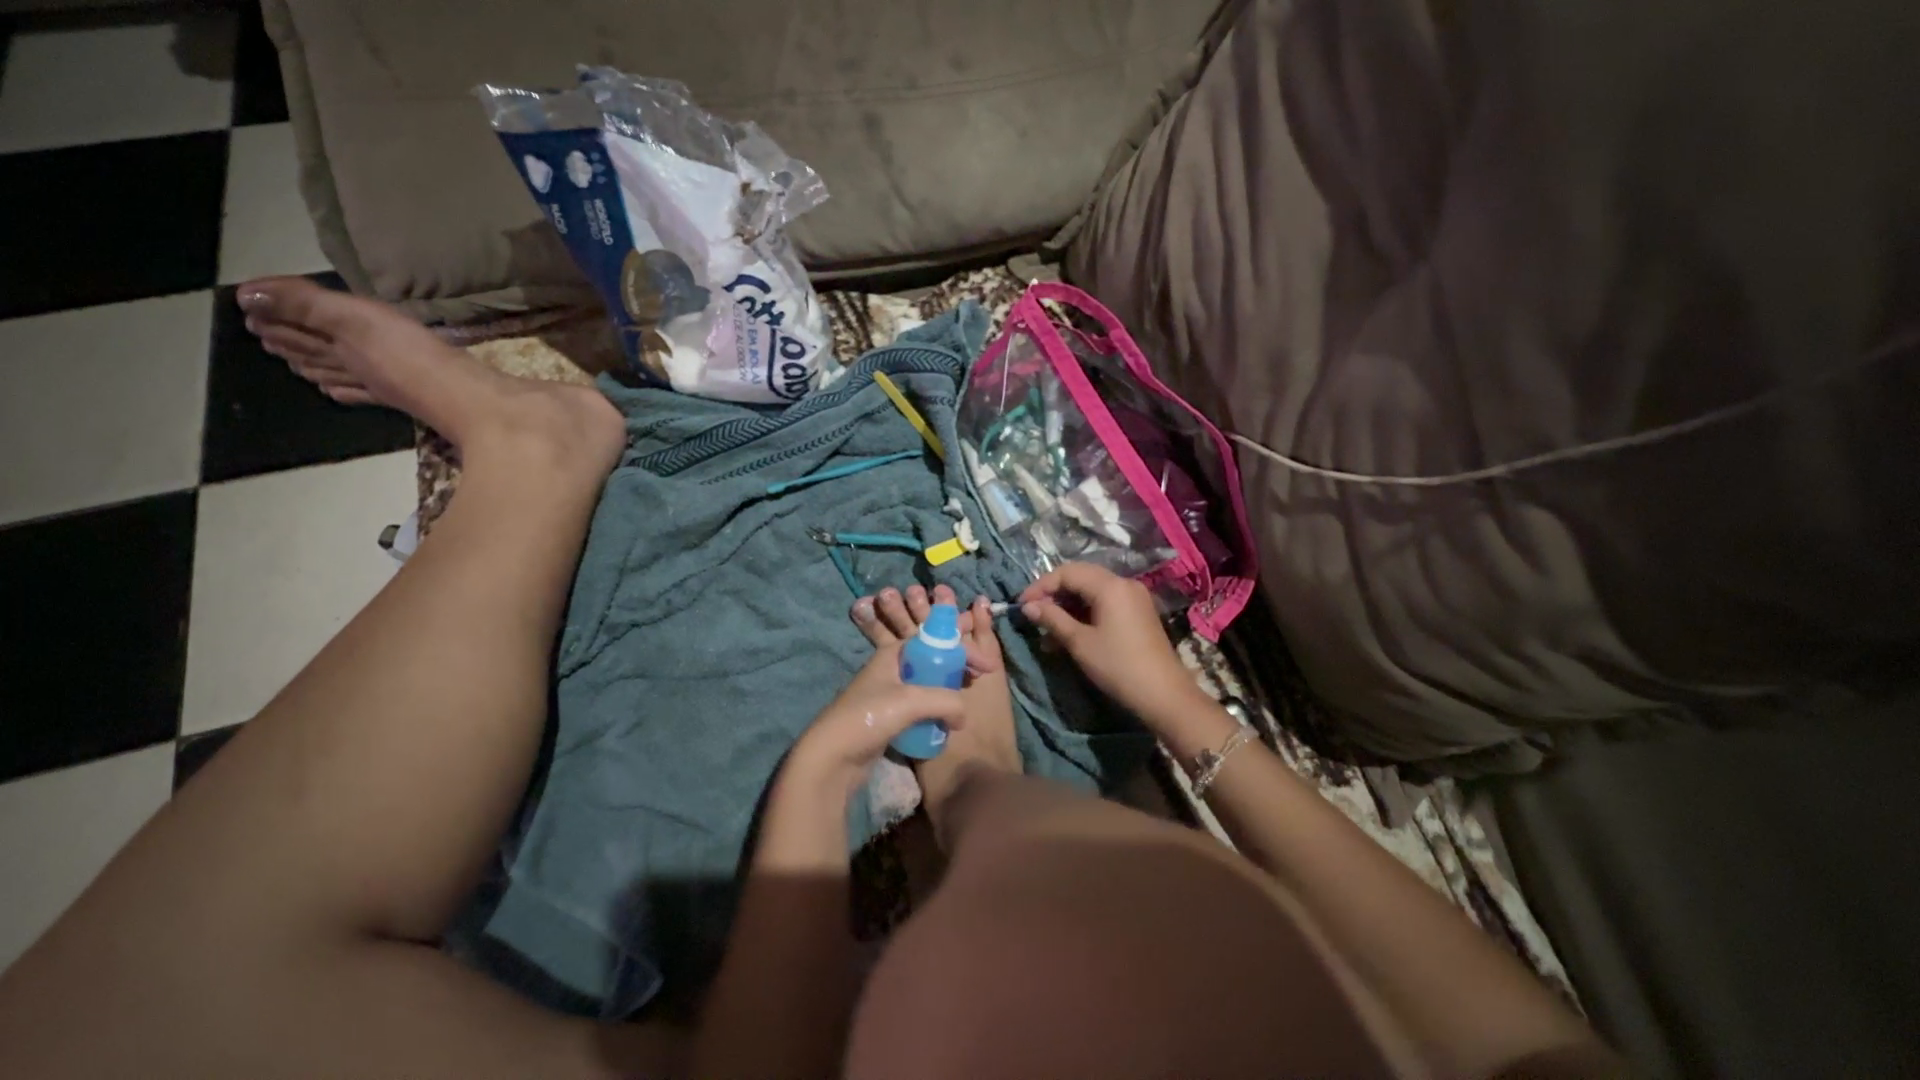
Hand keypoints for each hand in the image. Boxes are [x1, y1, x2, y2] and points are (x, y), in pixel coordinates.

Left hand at [787, 641, 967, 796]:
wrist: (832, 757)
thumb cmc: (868, 717)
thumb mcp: (912, 701)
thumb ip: (946, 701)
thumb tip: (963, 715)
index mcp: (893, 654)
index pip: (936, 642)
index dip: (963, 651)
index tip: (987, 669)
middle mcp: (890, 669)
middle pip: (932, 663)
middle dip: (957, 670)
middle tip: (977, 682)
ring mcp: (888, 696)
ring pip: (927, 688)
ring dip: (947, 694)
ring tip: (965, 706)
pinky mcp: (887, 720)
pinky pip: (919, 710)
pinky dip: (935, 713)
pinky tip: (946, 725)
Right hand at [1018, 562, 1203, 724]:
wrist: (1163, 694)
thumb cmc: (1118, 666)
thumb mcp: (1080, 643)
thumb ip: (1053, 619)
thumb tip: (1028, 606)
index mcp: (1110, 586)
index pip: (1067, 572)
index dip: (1041, 586)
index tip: (1022, 606)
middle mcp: (1124, 584)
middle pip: (1081, 577)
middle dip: (1054, 593)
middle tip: (1033, 614)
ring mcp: (1134, 598)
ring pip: (1092, 591)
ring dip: (1068, 605)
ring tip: (1048, 630)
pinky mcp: (1138, 613)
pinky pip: (1105, 603)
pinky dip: (1085, 613)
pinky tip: (1070, 633)